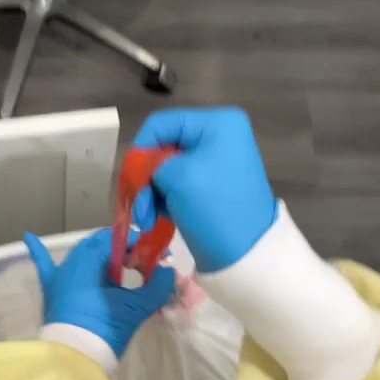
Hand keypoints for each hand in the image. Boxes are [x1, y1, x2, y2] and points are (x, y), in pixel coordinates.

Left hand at [24, 228, 175, 357]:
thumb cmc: (104, 328)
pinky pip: (43, 266)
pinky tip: (28, 236)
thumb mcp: (135, 308)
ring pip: (81, 255)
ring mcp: (58, 275)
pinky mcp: (50, 291)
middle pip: (100, 246)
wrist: (74, 360)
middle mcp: (72, 261)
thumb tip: (171, 272)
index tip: (155, 256)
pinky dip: (37, 251)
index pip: (117, 239)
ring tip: (119, 265)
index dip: (137, 245)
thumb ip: (156, 287)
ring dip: (100, 256)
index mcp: (91, 259)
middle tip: (142, 265)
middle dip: (122, 251)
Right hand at [132, 107, 277, 272]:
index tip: (131, 179)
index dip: (141, 149)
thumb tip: (137, 166)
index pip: (161, 124)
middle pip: (163, 147)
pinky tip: (161, 219)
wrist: (247, 256)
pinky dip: (164, 201)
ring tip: (148, 220)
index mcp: (217, 123)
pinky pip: (177, 184)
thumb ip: (150, 163)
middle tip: (140, 209)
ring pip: (166, 168)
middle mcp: (218, 136)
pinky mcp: (210, 185)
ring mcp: (215, 161)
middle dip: (146, 179)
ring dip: (151, 194)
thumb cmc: (215, 207)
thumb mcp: (177, 177)